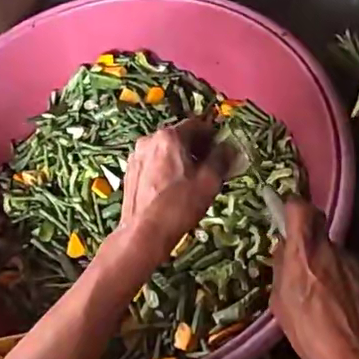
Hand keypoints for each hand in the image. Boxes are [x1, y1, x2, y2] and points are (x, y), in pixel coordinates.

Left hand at [112, 119, 230, 262]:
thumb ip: (221, 158)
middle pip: (179, 137)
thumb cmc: (179, 206)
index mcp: (169, 137)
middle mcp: (149, 140)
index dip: (213, 136)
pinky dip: (166, 169)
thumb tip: (228, 147)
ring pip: (165, 151)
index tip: (222, 150)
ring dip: (180, 159)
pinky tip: (173, 188)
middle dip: (196, 149)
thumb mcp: (209, 182)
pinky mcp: (130, 172)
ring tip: (192, 180)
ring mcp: (136, 156)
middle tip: (210, 167)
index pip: (197, 125)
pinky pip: (153, 163)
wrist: (144, 234)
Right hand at [273, 199, 358, 358]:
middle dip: (306, 231)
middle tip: (296, 250)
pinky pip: (343, 264)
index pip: (299, 208)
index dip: (291, 207)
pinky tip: (332, 297)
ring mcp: (350, 260)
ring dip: (321, 256)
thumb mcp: (279, 300)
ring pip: (331, 246)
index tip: (284, 214)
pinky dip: (336, 272)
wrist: (351, 354)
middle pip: (317, 223)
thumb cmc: (306, 330)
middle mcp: (329, 249)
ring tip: (315, 285)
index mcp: (303, 252)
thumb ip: (281, 268)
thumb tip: (283, 249)